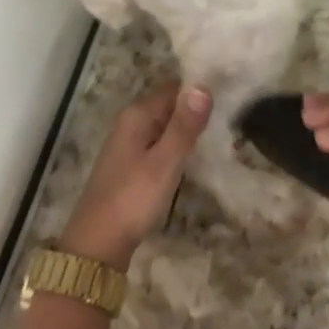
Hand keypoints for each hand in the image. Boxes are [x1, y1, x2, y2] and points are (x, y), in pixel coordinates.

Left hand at [58, 84, 212, 268]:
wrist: (98, 242)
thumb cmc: (133, 198)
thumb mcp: (165, 162)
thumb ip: (184, 125)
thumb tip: (203, 86)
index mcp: (137, 115)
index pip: (174, 89)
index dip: (199, 91)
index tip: (230, 98)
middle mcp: (130, 123)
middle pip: (169, 107)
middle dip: (195, 112)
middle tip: (231, 119)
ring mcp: (128, 145)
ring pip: (164, 128)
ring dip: (187, 132)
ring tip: (221, 137)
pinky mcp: (131, 166)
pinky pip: (158, 147)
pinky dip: (176, 150)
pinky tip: (194, 160)